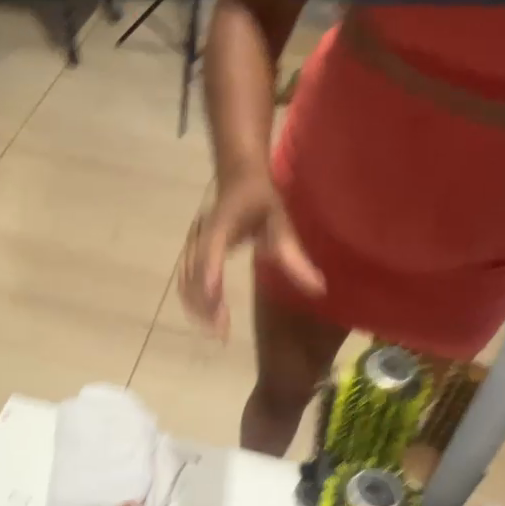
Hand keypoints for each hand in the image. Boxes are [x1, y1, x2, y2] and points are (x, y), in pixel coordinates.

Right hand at [178, 171, 322, 339]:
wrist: (237, 173)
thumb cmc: (261, 199)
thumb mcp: (282, 224)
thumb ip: (295, 258)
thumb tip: (319, 289)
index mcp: (222, 224)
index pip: (212, 250)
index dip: (210, 274)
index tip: (215, 299)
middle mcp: (201, 234)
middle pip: (194, 273)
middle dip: (205, 304)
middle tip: (223, 332)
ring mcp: (193, 243)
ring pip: (186, 280)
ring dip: (198, 307)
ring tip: (218, 331)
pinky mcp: (191, 252)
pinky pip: (186, 279)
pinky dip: (194, 300)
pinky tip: (210, 317)